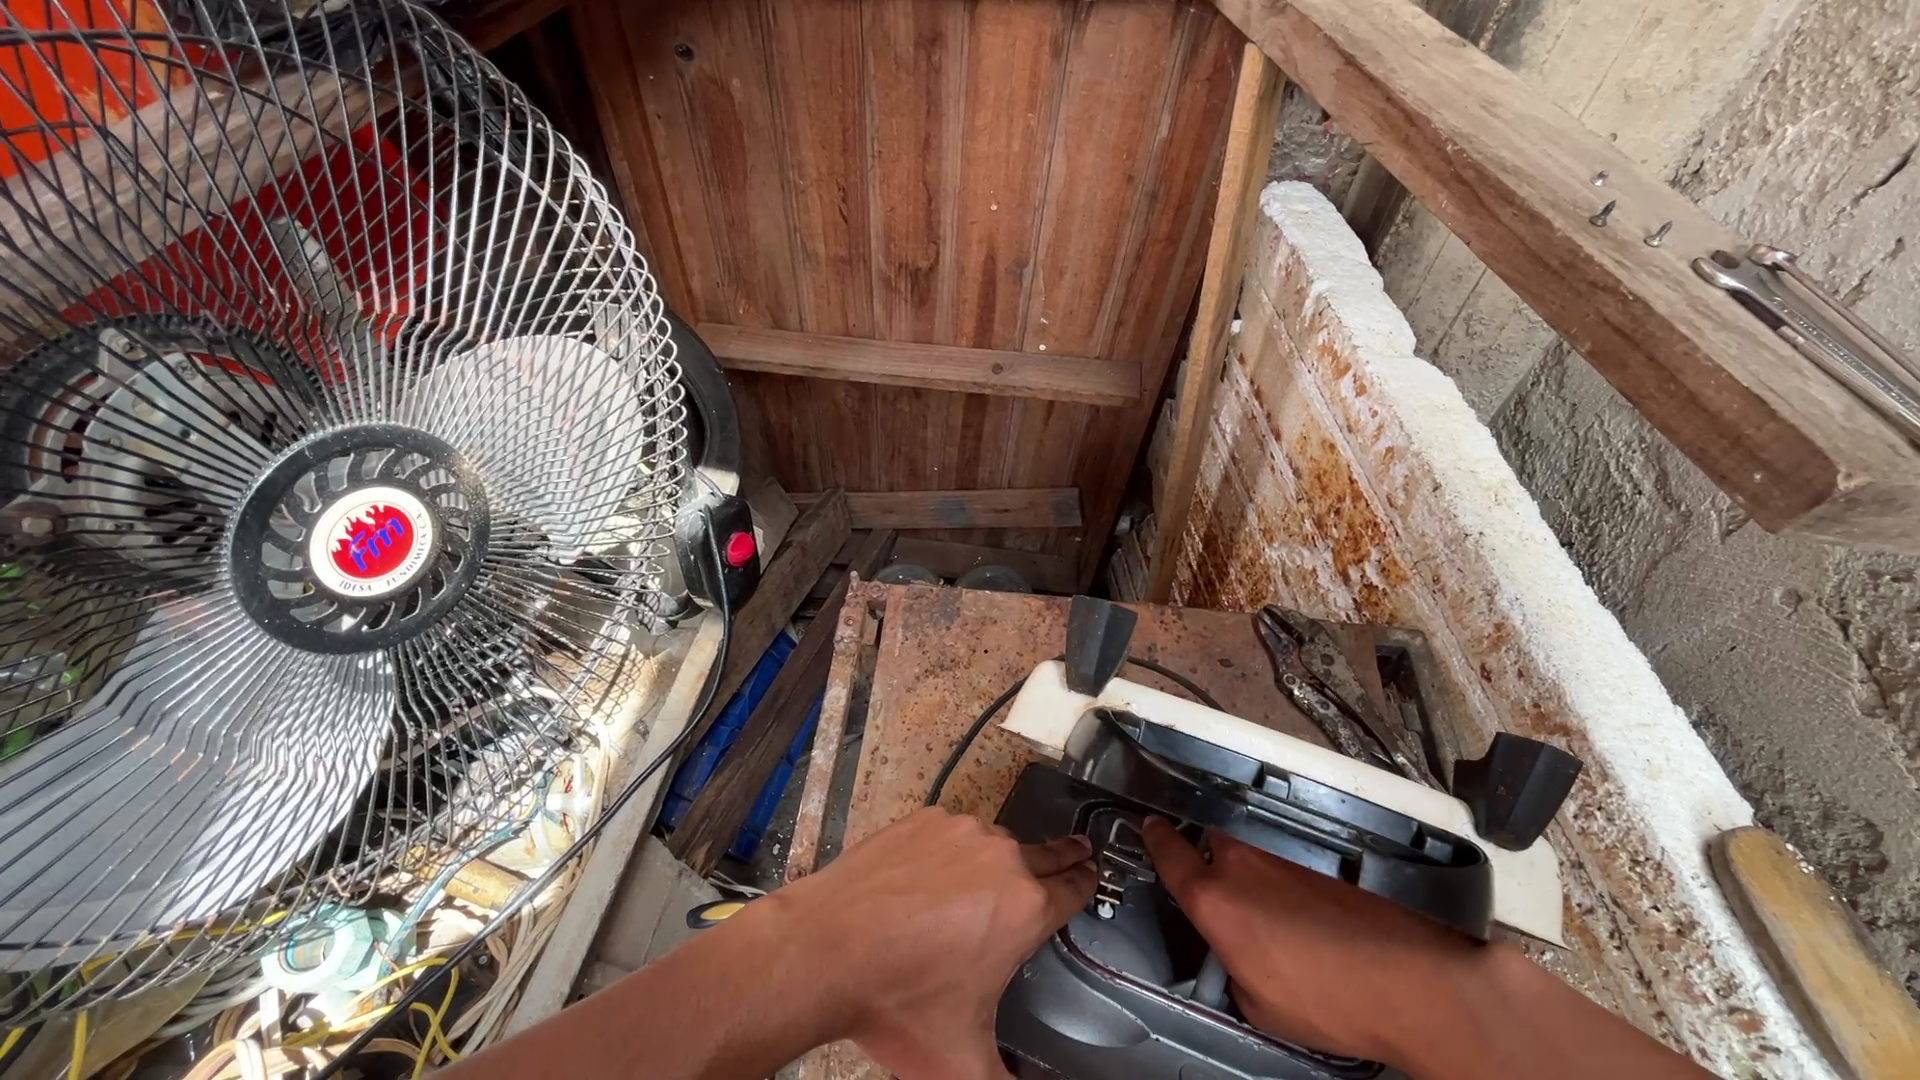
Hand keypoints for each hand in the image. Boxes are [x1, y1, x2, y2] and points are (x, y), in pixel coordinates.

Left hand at [770, 806, 1095, 1079]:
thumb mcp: (964, 1064)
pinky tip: (931, 877)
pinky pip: (950, 832)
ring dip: (996, 860)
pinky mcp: (923, 820)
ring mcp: (960, 833)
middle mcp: (1001, 860)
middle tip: (1075, 851)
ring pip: (994, 842)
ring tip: (980, 885)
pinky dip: (949, 850)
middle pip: (1047, 853)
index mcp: (1026, 909)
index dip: (1087, 884)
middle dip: (1063, 856)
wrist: (826, 947)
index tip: (1091, 875)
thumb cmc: (897, 1002)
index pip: (1076, 888)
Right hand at [1142, 817, 1489, 1065]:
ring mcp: (1284, 846)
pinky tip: (1315, 894)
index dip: (1155, 837)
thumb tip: (1237, 955)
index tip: (1152, 828)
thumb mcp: (1260, 1006)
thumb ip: (1231, 966)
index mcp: (1214, 899)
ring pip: (1254, 840)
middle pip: (1211, 838)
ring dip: (1257, 859)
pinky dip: (1296, 864)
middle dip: (1214, 855)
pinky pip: (1293, 846)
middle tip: (1231, 883)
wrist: (1416, 980)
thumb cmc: (1335, 1000)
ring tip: (1280, 894)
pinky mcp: (1325, 845)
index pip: (1167, 852)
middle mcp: (1242, 859)